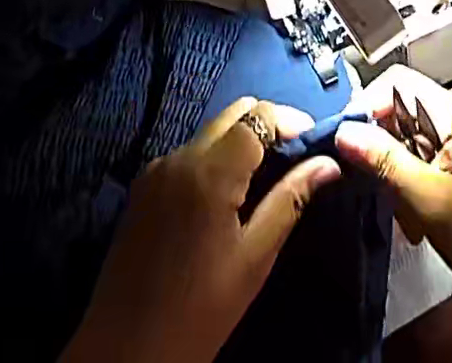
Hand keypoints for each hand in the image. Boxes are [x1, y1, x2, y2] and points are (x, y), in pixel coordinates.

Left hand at [62, 98, 341, 362]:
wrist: (121, 355)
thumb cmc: (198, 311)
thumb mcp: (254, 257)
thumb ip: (291, 199)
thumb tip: (329, 162)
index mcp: (210, 172)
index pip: (258, 115)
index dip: (291, 121)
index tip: (313, 144)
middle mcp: (180, 156)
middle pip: (234, 112)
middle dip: (268, 125)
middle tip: (294, 158)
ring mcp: (157, 169)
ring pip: (212, 130)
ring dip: (242, 140)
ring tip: (265, 179)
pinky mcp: (143, 186)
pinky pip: (190, 152)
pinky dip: (216, 157)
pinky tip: (227, 195)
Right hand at [337, 68, 451, 362]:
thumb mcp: (428, 198)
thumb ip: (385, 160)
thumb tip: (346, 133)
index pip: (397, 83)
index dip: (369, 108)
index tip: (350, 141)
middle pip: (398, 111)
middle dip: (382, 149)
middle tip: (380, 185)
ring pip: (405, 139)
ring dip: (395, 173)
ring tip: (407, 209)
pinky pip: (419, 159)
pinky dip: (410, 185)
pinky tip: (417, 214)